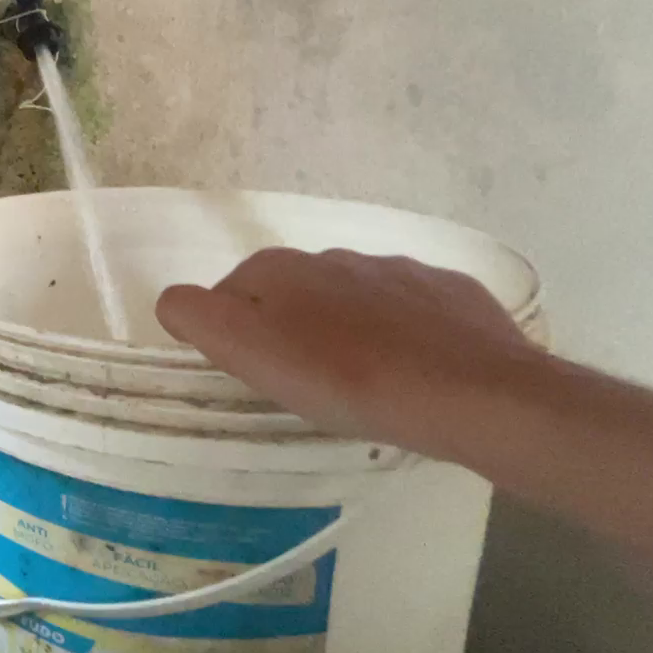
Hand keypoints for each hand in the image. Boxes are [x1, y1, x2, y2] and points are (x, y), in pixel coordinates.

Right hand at [155, 249, 533, 457]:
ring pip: (347, 299)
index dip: (233, 334)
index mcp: (275, 266)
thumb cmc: (341, 376)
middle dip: (288, 327)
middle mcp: (329, 256)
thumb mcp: (240, 349)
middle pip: (287, 294)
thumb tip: (178, 302)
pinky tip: (411, 366)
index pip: (226, 294)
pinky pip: (407, 309)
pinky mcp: (452, 293)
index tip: (255, 372)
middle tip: (304, 379)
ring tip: (361, 376)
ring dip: (342, 328)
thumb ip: (191, 314)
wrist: (474, 396)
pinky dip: (399, 331)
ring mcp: (396, 270)